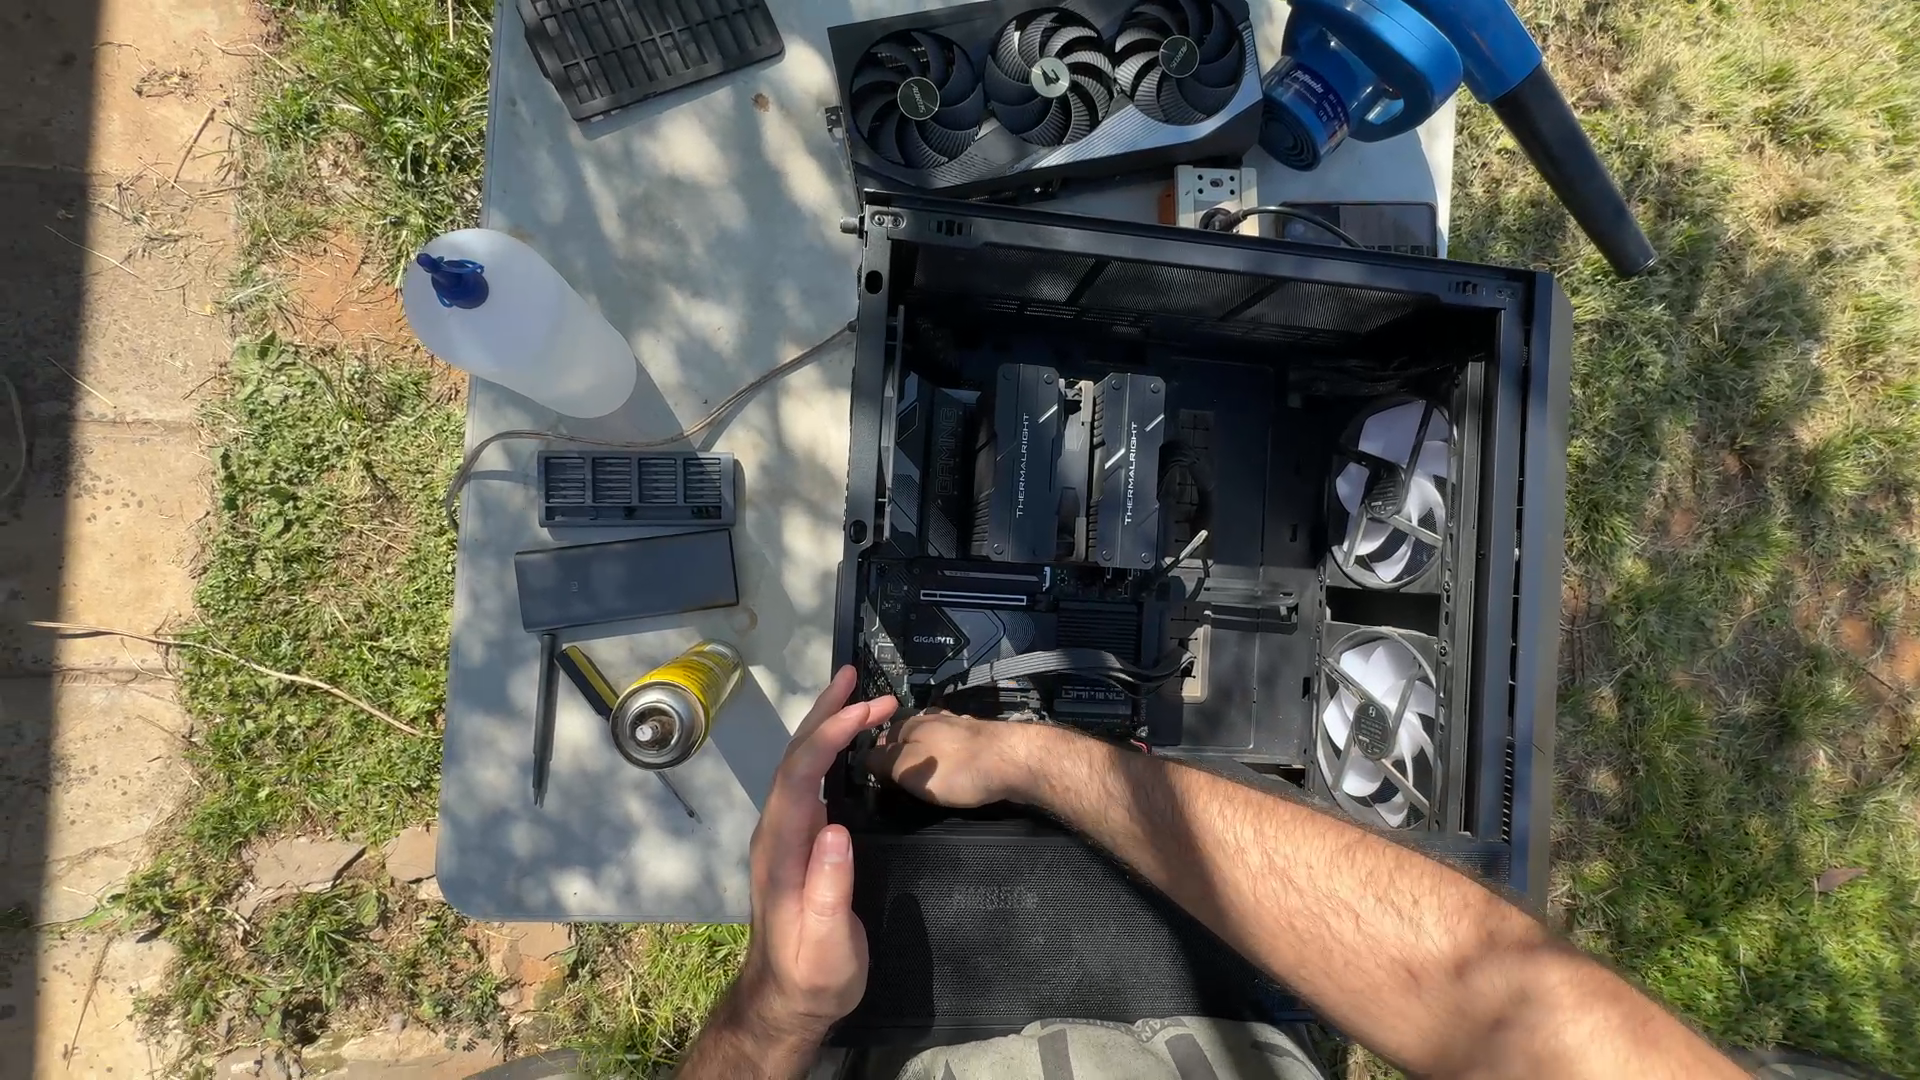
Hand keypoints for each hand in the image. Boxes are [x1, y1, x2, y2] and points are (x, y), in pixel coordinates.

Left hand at [729, 668, 895, 1044]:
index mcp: (780, 846)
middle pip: (795, 755)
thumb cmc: (812, 975)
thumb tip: (836, 828)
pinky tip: (846, 737)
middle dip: (825, 712)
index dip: (829, 735)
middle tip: (854, 676)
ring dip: (825, 722)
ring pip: (800, 761)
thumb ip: (828, 889)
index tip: (865, 710)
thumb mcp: (826, 943)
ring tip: (852, 691)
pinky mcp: (797, 836)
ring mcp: (784, 830)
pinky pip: (810, 776)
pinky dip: (829, 746)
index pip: (799, 774)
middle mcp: (776, 828)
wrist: (788, 1000)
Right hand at [865, 708, 1047, 807]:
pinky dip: (946, 756)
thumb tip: (864, 756)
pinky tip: (951, 766)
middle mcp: (934, 718)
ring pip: (931, 736)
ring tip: (919, 774)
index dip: (875, 755)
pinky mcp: (980, 738)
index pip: (882, 735)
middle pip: (907, 733)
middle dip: (898, 751)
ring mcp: (959, 725)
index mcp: (913, 723)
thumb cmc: (957, 768)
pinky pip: (953, 746)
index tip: (873, 775)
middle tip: (894, 778)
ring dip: (923, 752)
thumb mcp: (910, 769)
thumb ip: (885, 761)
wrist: (1013, 762)